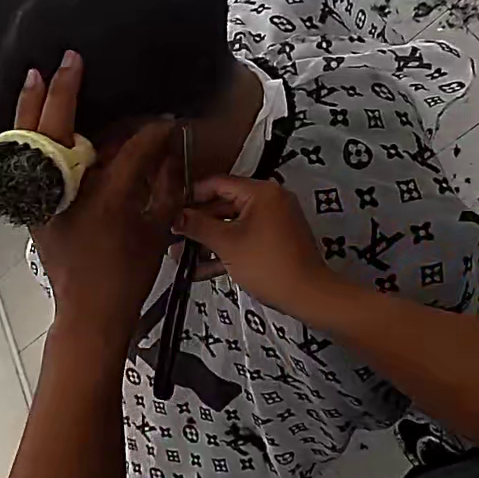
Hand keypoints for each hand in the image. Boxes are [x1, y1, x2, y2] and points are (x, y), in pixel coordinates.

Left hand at [16, 51, 183, 325]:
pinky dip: (23, 134)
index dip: (152, 132)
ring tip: (35, 74)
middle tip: (71, 61)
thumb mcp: (159, 228)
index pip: (131, 149)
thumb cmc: (128, 274)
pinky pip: (21, 160)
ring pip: (29, 140)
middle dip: (67, 91)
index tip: (166, 121)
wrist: (90, 309)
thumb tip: (166, 152)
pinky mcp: (29, 206)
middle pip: (60, 129)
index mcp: (107, 198)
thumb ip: (165, 186)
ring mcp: (40, 198)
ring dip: (33, 105)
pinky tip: (28, 116)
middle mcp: (66, 191)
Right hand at [173, 176, 343, 316]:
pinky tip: (202, 268)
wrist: (307, 294)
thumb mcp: (227, 244)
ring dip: (210, 240)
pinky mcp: (277, 240)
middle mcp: (272, 200)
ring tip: (181, 254)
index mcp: (262, 192)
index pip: (219, 183)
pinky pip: (247, 238)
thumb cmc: (270, 265)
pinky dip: (228, 249)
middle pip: (225, 204)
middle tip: (174, 233)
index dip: (192, 195)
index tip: (171, 207)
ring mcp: (276, 221)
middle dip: (199, 223)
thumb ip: (198, 226)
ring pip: (234, 224)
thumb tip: (176, 217)